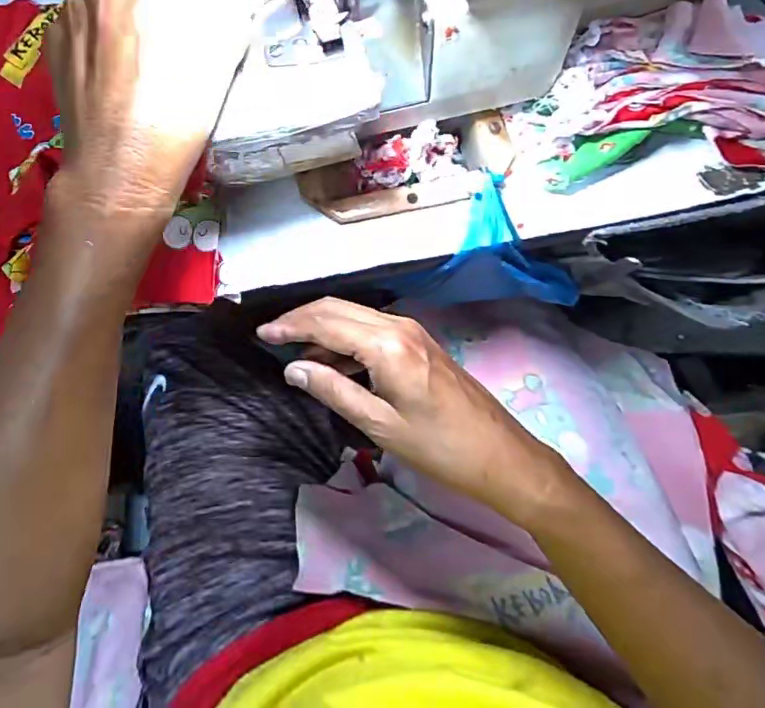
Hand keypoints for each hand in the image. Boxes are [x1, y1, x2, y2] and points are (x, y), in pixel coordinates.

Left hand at [48, 0, 278, 221]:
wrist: (123, 161)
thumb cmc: (185, 99)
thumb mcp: (232, 35)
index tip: (215, 14)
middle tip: (180, 36)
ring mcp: (72, 6)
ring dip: (132, 11)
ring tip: (144, 59)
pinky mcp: (53, 38)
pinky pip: (89, 23)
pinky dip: (104, 35)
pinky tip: (116, 71)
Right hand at [261, 298, 572, 516]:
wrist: (502, 456)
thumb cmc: (440, 448)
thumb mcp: (379, 425)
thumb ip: (333, 390)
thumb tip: (293, 369)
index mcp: (387, 345)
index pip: (326, 322)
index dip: (290, 326)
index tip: (262, 334)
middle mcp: (398, 326)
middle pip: (337, 309)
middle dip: (301, 319)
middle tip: (272, 336)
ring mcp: (411, 330)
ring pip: (352, 315)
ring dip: (321, 328)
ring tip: (294, 353)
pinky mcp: (417, 341)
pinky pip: (369, 328)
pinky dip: (344, 338)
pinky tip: (331, 362)